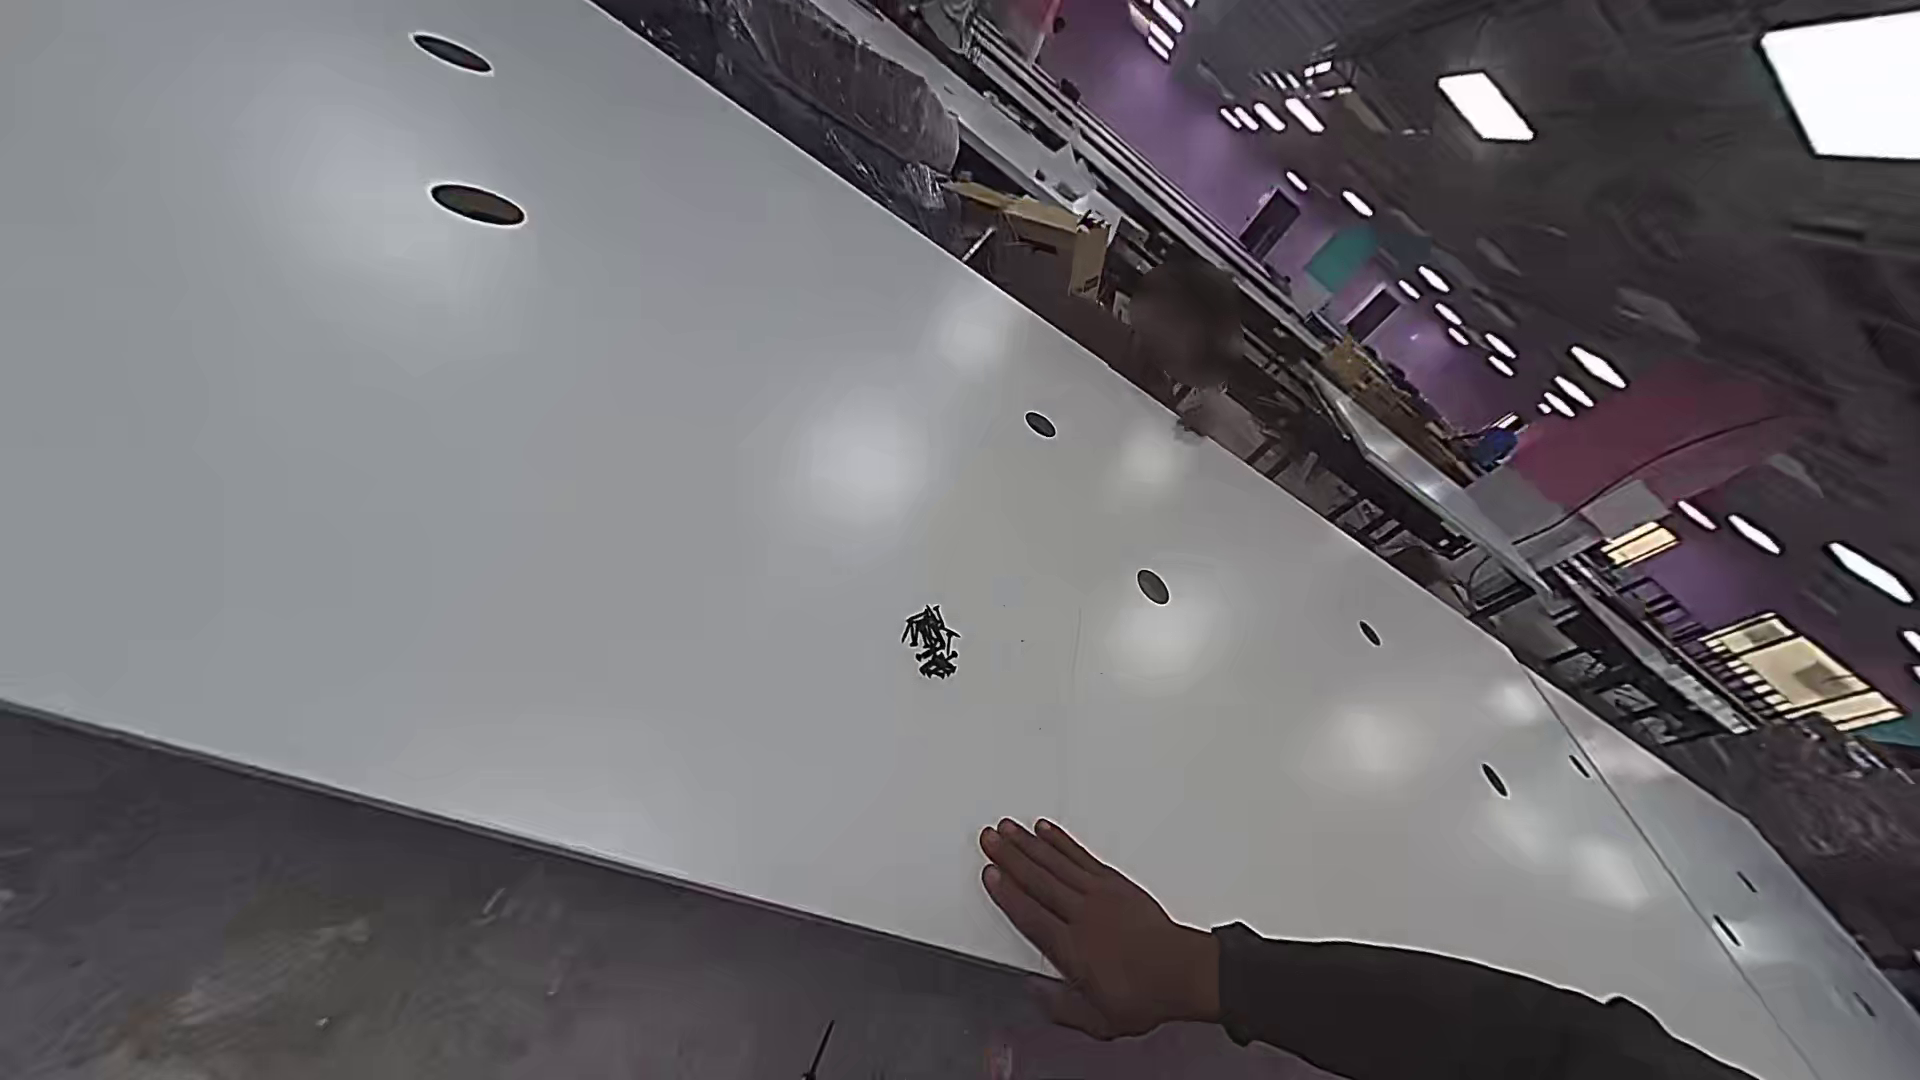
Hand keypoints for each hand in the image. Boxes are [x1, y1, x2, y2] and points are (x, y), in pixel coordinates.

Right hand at [979, 818, 1218, 1038]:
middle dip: (1009, 856)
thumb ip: (1061, 1007)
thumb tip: (1033, 992)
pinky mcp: (1111, 879)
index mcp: (1073, 949)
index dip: (1007, 892)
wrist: (1181, 972)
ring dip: (1028, 843)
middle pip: (1037, 879)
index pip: (1031, 914)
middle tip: (989, 838)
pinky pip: (1080, 855)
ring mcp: (1097, 893)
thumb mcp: (1099, 1020)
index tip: (990, 873)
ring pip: (1054, 862)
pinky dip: (1060, 840)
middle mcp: (1082, 915)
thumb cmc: (1143, 995)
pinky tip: (1045, 830)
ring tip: (1008, 827)